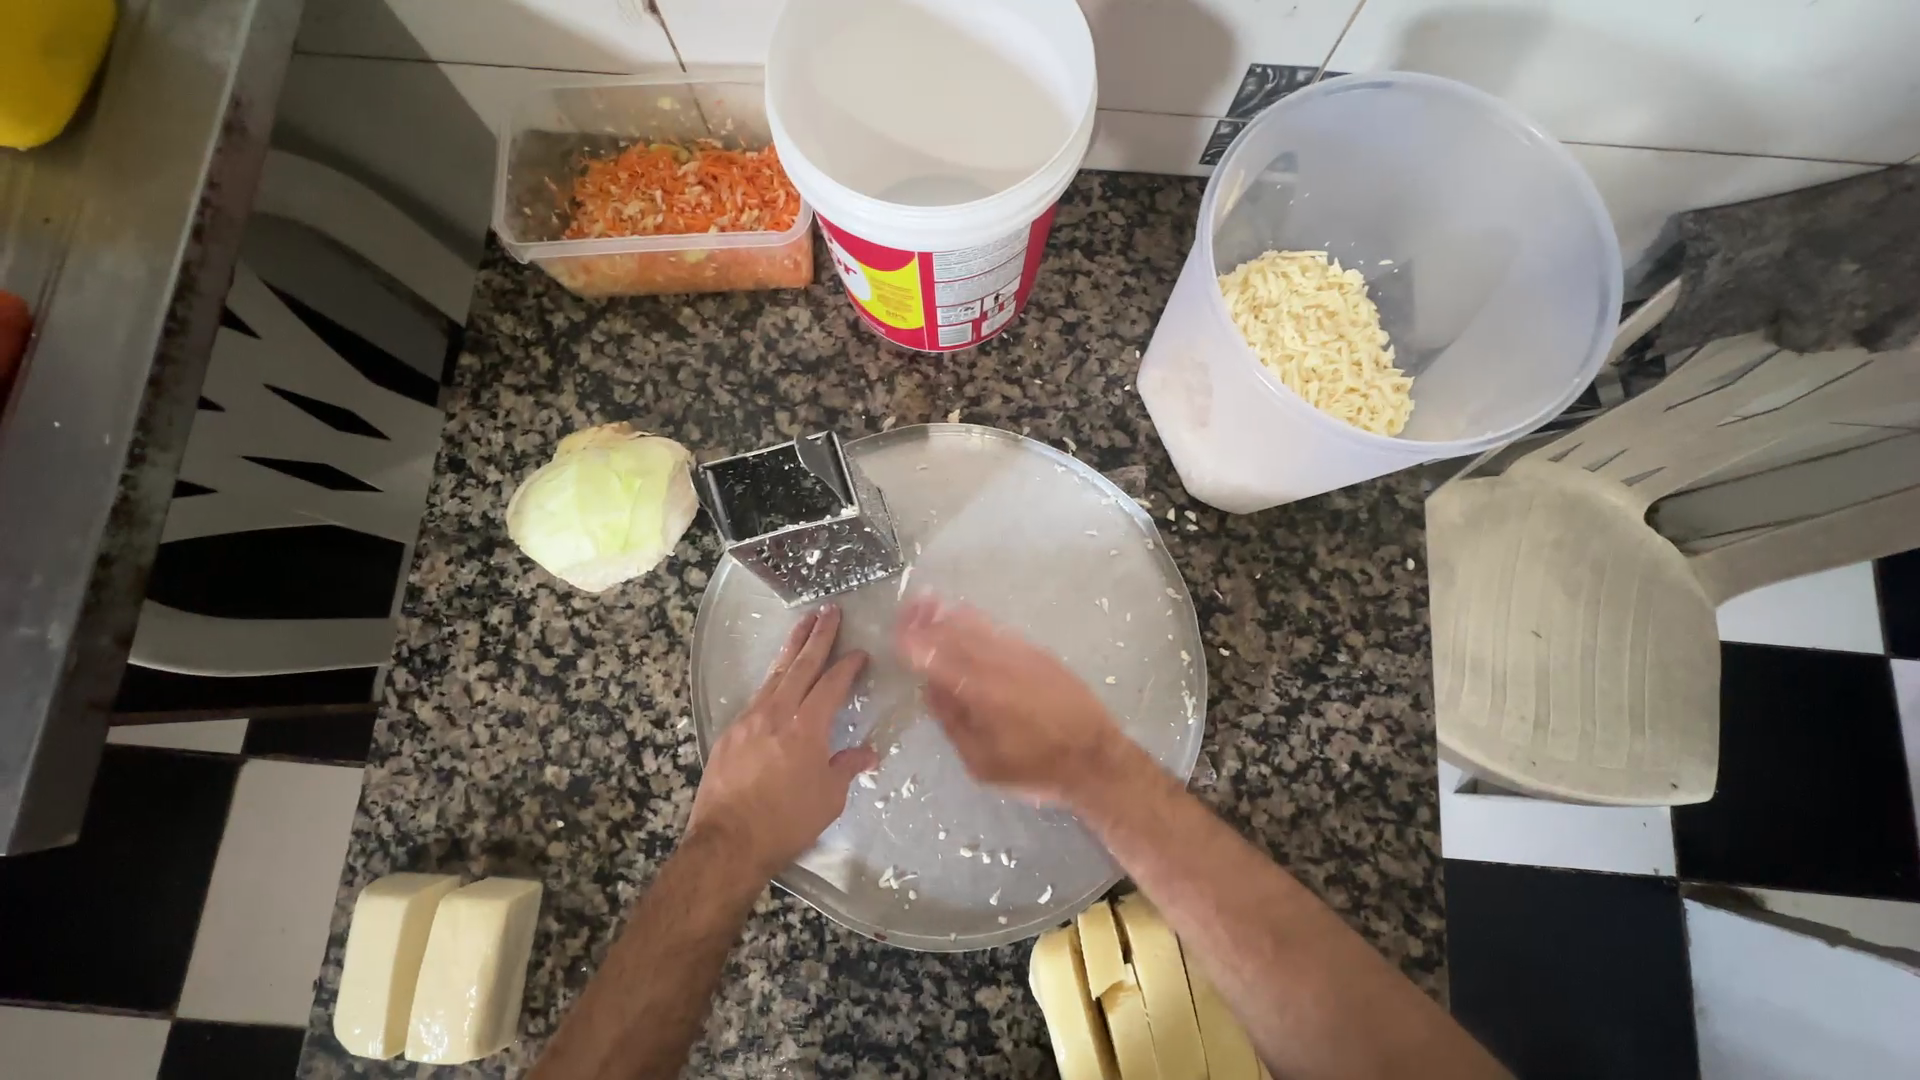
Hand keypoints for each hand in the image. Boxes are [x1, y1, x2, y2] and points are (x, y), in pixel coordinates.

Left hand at [689, 605, 877, 876]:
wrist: (727, 843)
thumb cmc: (785, 823)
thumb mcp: (829, 799)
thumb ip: (846, 767)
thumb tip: (867, 753)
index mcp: (806, 728)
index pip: (831, 685)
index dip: (848, 666)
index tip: (860, 652)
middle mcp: (776, 714)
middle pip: (801, 665)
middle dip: (817, 636)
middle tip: (828, 611)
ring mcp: (749, 720)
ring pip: (775, 675)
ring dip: (792, 648)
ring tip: (803, 625)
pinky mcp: (730, 733)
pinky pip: (757, 696)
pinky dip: (773, 679)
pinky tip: (778, 676)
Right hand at [893, 594, 1129, 806]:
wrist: (1095, 758)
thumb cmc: (1034, 769)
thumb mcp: (981, 762)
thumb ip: (952, 722)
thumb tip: (930, 689)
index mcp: (980, 692)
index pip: (938, 657)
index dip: (915, 642)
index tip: (897, 632)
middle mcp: (998, 664)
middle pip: (956, 633)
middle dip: (928, 620)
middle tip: (906, 608)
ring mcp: (1021, 654)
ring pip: (978, 626)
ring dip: (950, 614)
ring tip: (929, 602)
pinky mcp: (1039, 653)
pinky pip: (999, 630)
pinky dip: (977, 620)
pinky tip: (966, 616)